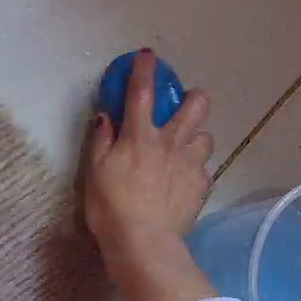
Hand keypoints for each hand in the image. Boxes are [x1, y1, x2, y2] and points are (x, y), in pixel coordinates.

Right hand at [82, 50, 219, 300]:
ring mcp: (191, 164)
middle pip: (196, 105)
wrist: (144, 244)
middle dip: (192, 99)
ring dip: (196, 138)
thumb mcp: (94, 173)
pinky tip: (184, 182)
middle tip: (181, 109)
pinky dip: (196, 170)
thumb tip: (106, 116)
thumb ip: (100, 141)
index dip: (144, 71)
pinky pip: (205, 170)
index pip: (142, 93)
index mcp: (140, 137)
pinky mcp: (202, 187)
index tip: (148, 57)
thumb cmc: (111, 209)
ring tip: (184, 151)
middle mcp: (171, 143)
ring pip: (206, 136)